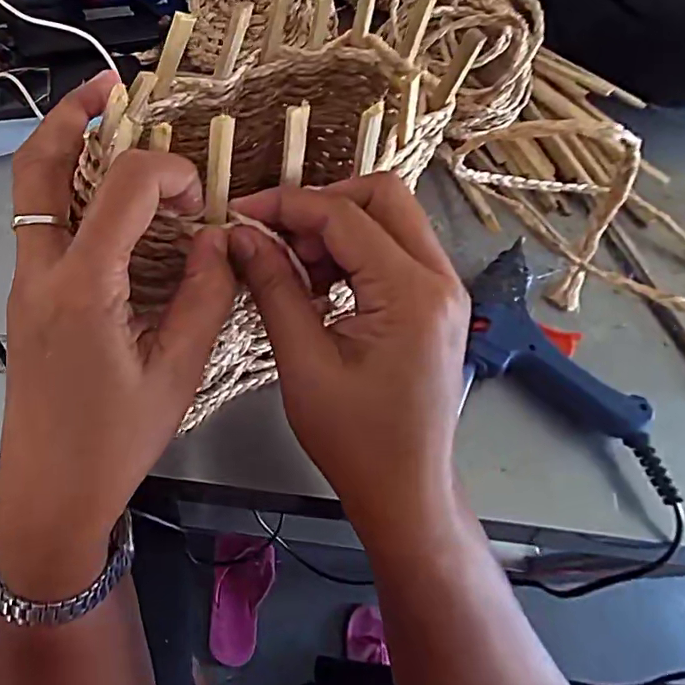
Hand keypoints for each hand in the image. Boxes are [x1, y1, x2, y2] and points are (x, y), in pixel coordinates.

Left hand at [0, 72, 236, 599]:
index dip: (168, 171)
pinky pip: (40, 221)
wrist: (47, 495)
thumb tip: (221, 241)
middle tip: (112, 87)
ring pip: (29, 189)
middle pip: (38, 164)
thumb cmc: (115, 442)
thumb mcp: (178, 371)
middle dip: (74, 114)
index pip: (123, 185)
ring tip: (106, 122)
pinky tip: (104, 196)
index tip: (200, 199)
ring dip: (65, 146)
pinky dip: (68, 189)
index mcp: (83, 287)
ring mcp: (24, 283)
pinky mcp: (26, 298)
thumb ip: (206, 295)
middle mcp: (41, 272)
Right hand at [228, 175, 468, 532]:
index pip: (344, 216)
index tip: (242, 213)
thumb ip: (274, 288)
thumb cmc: (357, 440)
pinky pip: (391, 248)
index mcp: (411, 294)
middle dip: (321, 205)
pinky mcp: (433, 301)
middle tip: (277, 240)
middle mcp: (439, 279)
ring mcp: (443, 288)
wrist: (407, 489)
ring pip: (387, 217)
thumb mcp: (303, 363)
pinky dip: (351, 252)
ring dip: (335, 229)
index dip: (286, 206)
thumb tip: (242, 236)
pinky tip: (320, 286)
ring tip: (295, 271)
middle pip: (382, 196)